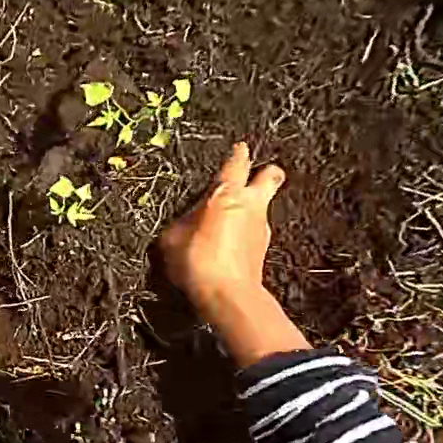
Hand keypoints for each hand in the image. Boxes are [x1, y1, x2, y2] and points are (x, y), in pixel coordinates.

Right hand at [158, 141, 286, 316]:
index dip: (237, 153)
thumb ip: (181, 222)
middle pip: (270, 176)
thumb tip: (187, 222)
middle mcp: (250, 205)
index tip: (239, 147)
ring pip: (261, 206)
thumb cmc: (197, 260)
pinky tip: (226, 242)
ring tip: (226, 217)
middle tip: (252, 174)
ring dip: (249, 207)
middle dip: (264, 172)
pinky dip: (243, 231)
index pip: (236, 163)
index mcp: (226, 194)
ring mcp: (260, 227)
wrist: (227, 295)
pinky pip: (253, 230)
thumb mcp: (171, 238)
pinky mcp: (261, 249)